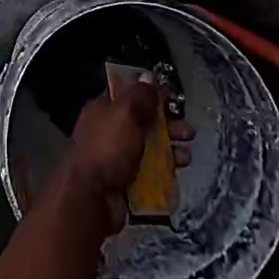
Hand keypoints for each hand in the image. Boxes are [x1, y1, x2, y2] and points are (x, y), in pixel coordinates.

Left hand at [60, 79, 194, 234]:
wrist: (91, 198)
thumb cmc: (106, 150)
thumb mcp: (124, 115)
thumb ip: (139, 98)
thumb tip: (149, 80)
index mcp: (103, 110)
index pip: (130, 95)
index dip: (152, 96)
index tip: (174, 101)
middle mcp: (108, 130)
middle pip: (144, 122)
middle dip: (168, 125)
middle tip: (187, 133)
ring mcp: (117, 157)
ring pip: (149, 148)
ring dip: (170, 149)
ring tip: (185, 156)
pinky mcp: (125, 180)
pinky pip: (149, 171)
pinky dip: (164, 171)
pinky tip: (177, 172)